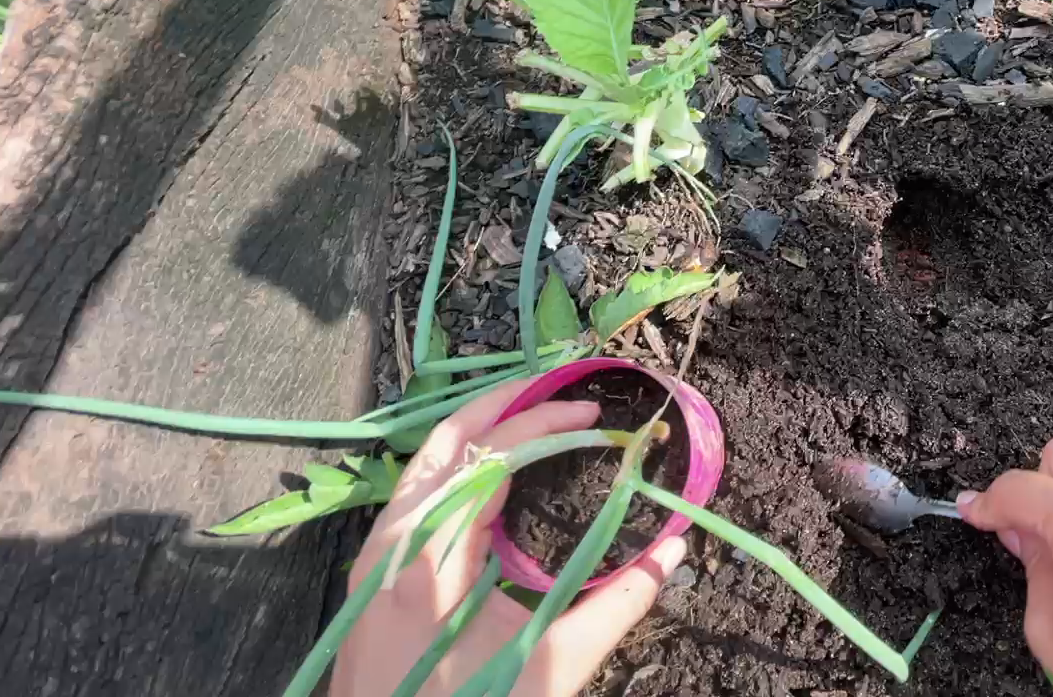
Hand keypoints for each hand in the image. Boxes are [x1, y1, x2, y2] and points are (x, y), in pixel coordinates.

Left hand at [335, 380, 685, 696]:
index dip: (548, 423)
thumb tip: (676, 551)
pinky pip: (423, 492)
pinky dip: (467, 461)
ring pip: (430, 462)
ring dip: (485, 426)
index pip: (491, 458)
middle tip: (564, 384)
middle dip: (510, 402)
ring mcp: (376, 559)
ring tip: (539, 409)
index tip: (596, 414)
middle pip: (449, 441)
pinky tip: (503, 470)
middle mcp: (392, 544)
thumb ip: (618, 605)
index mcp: (428, 558)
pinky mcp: (377, 576)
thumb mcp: (551, 672)